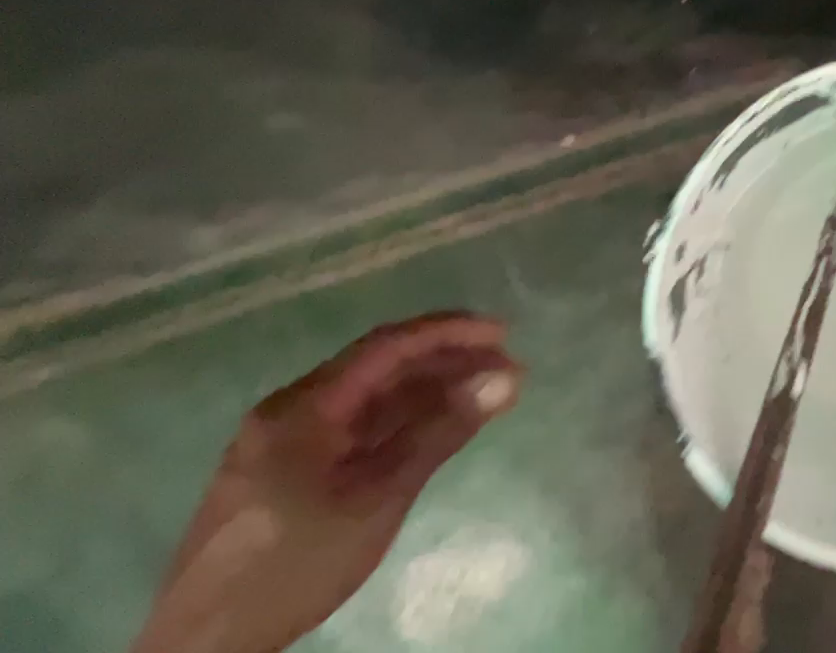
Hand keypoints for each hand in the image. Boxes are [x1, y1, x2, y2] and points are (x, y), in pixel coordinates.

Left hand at [133, 312, 521, 652]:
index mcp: (303, 407)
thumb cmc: (295, 561)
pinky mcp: (298, 470)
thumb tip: (507, 377)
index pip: (387, 346)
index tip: (504, 335)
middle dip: (449, 362)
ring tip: (492, 394)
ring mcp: (293, 441)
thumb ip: (443, 430)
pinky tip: (445, 424)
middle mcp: (295, 411)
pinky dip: (410, 419)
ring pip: (376, 398)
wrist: (207, 645)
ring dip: (435, 391)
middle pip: (383, 367)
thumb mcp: (380, 494)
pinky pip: (364, 427)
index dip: (449, 332)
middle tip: (510, 369)